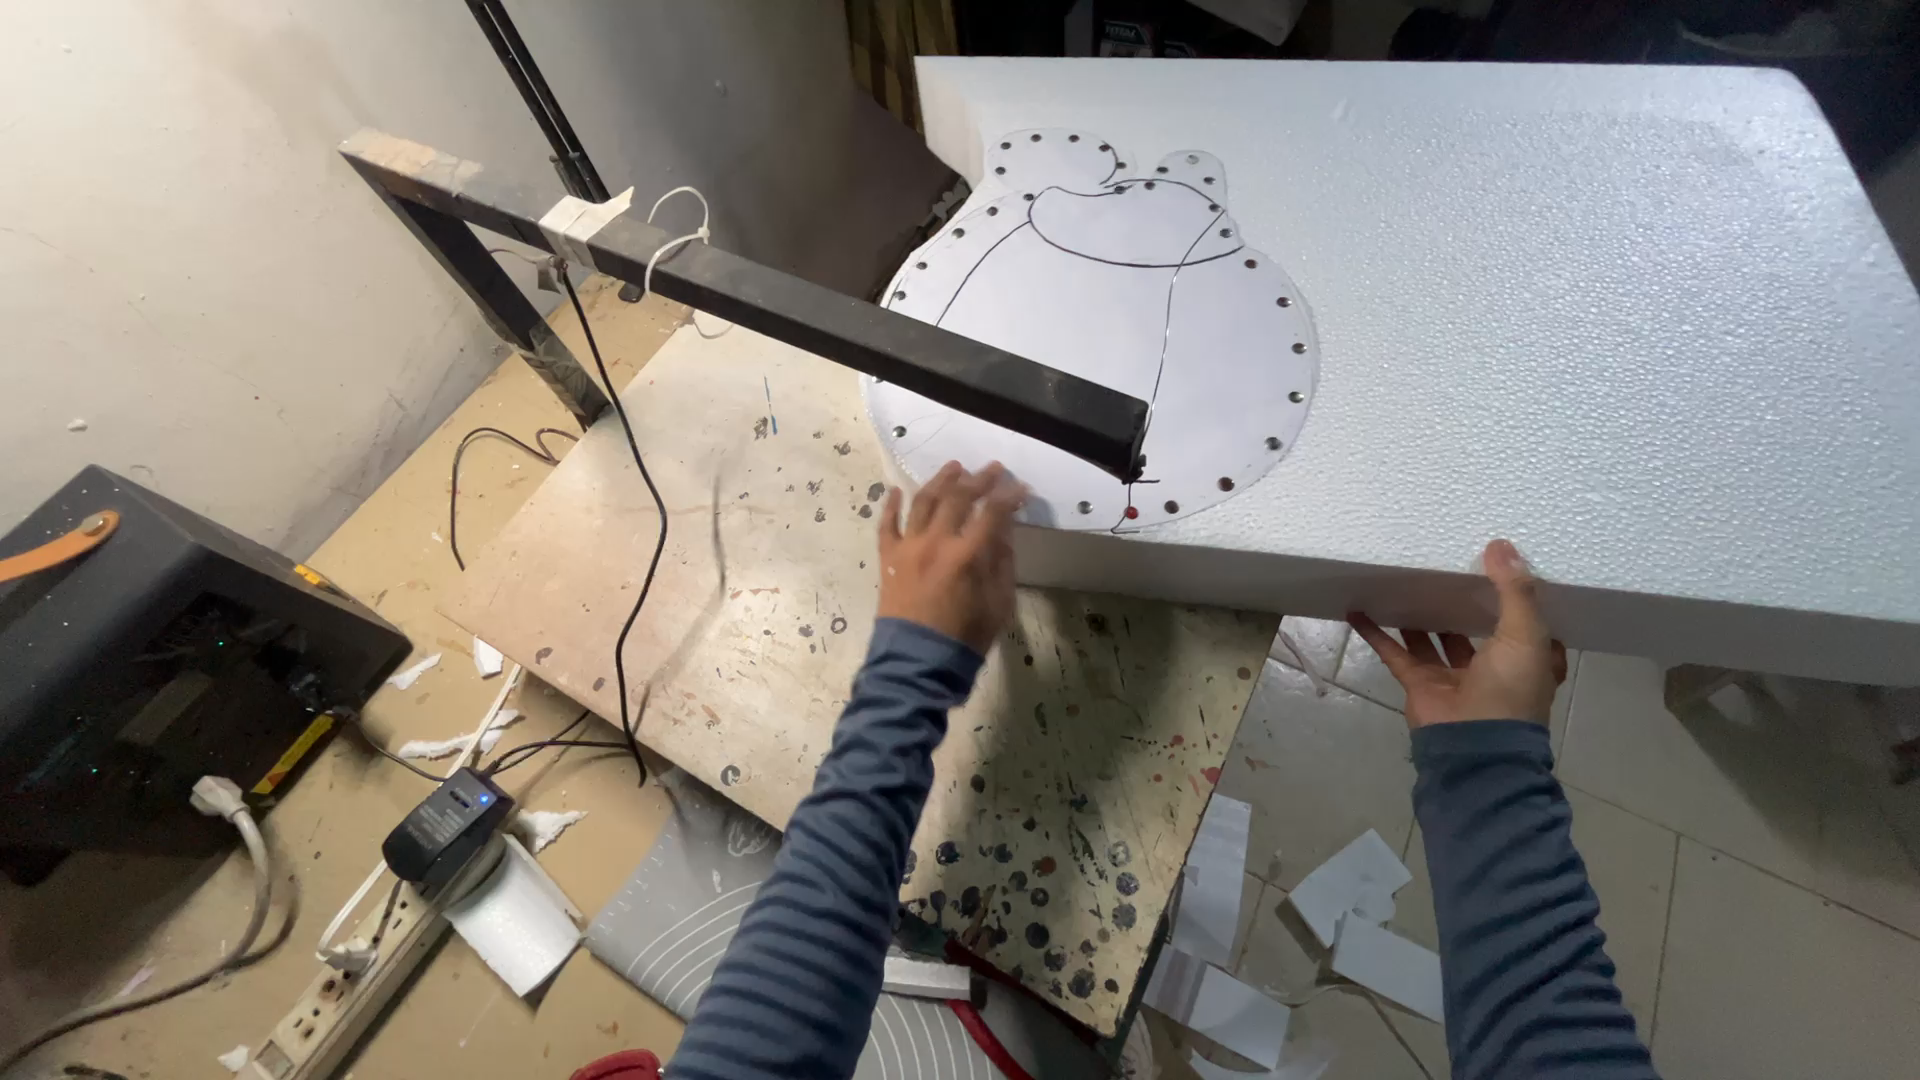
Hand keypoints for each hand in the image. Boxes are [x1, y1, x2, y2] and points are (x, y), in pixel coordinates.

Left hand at [877, 461, 1027, 654]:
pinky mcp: (887, 559)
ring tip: (954, 468)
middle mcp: (935, 543)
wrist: (917, 663)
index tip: (1021, 488)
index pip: (992, 512)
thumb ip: (1002, 563)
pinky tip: (895, 490)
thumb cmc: (965, 638)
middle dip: (978, 479)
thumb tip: (1004, 530)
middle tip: (992, 469)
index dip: (1009, 496)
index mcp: (967, 556)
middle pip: (958, 498)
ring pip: (922, 502)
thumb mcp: (999, 604)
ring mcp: (907, 548)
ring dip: (940, 481)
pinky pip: (886, 525)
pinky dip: (890, 505)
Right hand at [1347, 539, 1566, 728]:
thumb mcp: (1525, 635)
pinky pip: (1394, 651)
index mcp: (1528, 658)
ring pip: (1432, 638)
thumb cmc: (1510, 691)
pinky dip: (1376, 633)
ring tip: (1401, 585)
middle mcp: (1492, 666)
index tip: (1500, 569)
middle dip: (1460, 603)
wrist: (1473, 744)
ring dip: (1417, 616)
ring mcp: (1452, 675)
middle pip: (1473, 627)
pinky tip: (1358, 611)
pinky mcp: (1419, 681)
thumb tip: (1501, 544)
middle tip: (1443, 569)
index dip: (1516, 598)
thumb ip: (1514, 591)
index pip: (1526, 623)